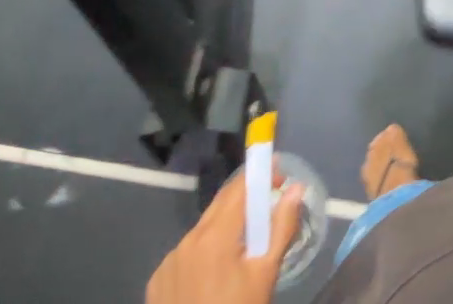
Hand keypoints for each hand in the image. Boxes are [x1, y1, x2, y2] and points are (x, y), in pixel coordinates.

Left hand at [146, 173, 304, 303]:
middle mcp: (187, 240)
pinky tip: (213, 273)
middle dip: (244, 198)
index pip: (240, 189)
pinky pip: (185, 255)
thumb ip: (281, 228)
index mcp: (215, 236)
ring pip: (201, 231)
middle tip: (268, 201)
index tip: (278, 171)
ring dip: (223, 227)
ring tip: (242, 247)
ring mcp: (168, 261)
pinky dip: (202, 253)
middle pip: (219, 206)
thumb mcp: (265, 274)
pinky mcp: (157, 281)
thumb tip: (296, 189)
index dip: (260, 175)